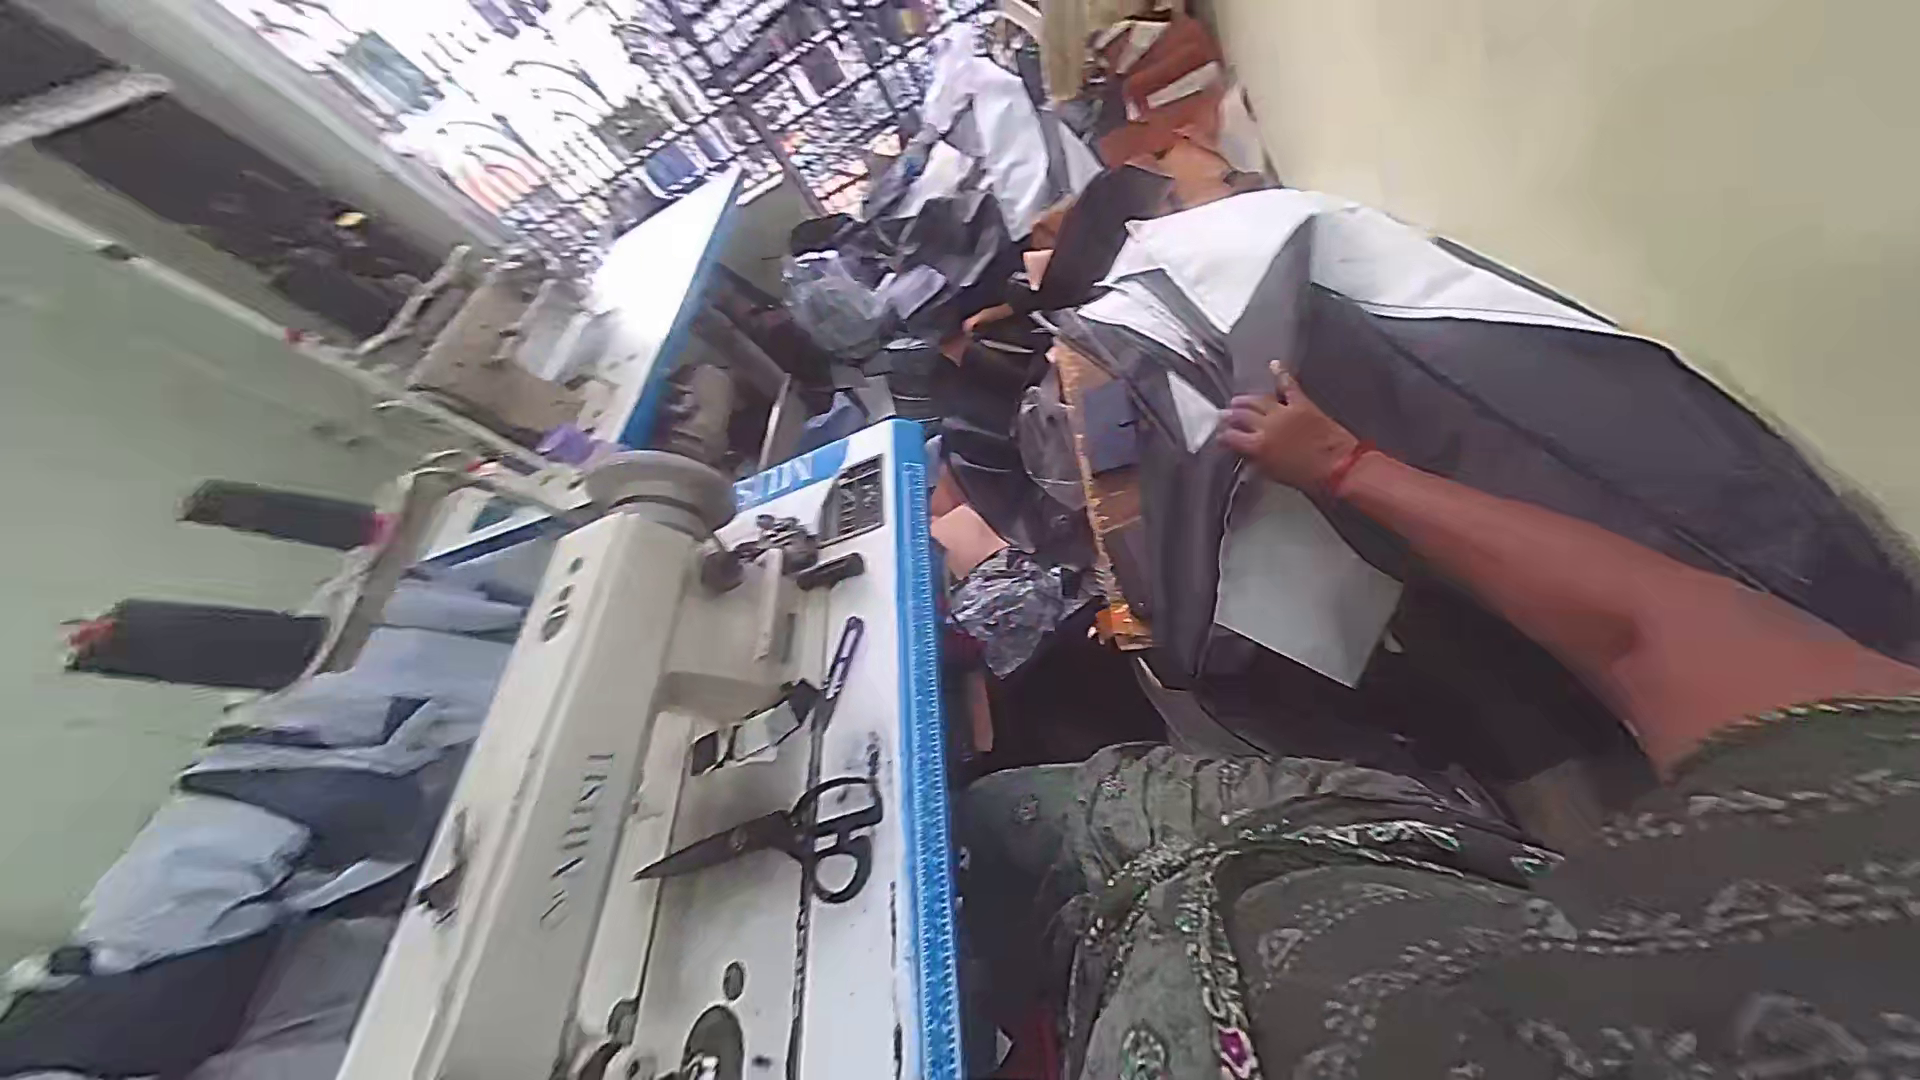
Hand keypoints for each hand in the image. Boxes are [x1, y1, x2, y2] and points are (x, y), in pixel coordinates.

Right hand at [1218, 372, 1361, 491]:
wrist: (1339, 466)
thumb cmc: (1304, 476)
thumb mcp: (1271, 473)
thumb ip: (1254, 460)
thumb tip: (1244, 452)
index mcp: (1257, 446)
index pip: (1230, 437)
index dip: (1222, 437)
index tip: (1219, 438)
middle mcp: (1266, 426)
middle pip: (1241, 416)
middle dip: (1229, 416)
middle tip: (1223, 416)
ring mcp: (1284, 412)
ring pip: (1258, 400)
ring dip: (1245, 400)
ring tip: (1236, 401)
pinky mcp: (1301, 403)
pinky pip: (1288, 386)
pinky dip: (1280, 375)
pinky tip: (1273, 365)